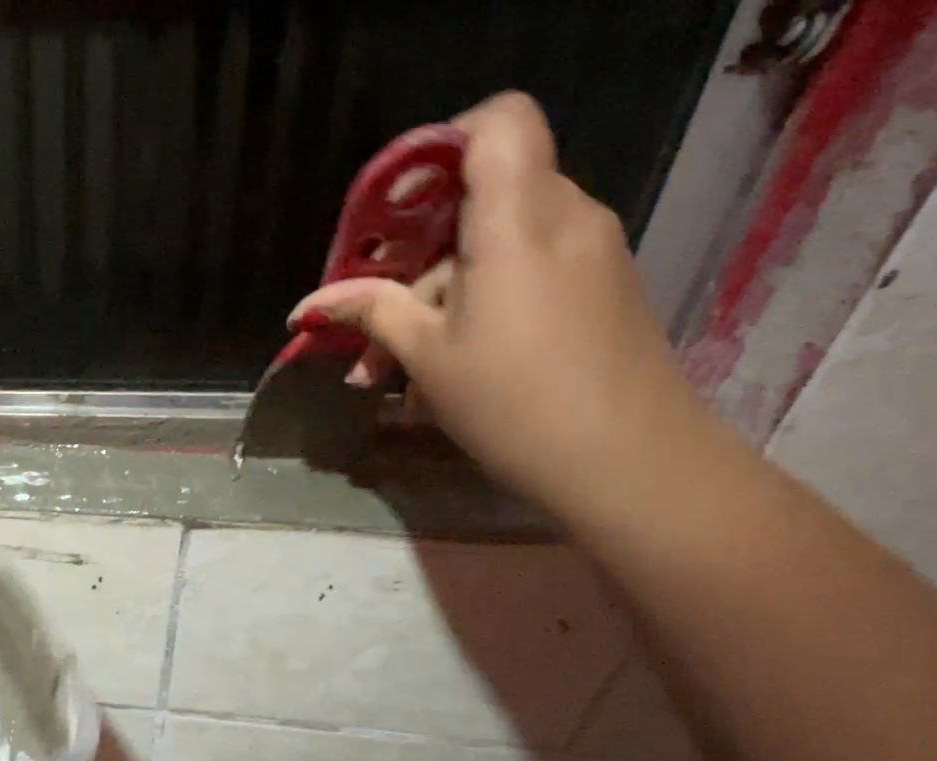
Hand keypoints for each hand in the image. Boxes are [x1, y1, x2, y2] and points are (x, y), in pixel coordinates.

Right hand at [289, 92, 696, 506]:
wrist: (630, 462)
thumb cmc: (514, 401)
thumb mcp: (427, 356)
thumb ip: (371, 312)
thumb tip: (307, 305)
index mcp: (518, 221)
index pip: (499, 122)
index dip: (444, 144)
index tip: (397, 206)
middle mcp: (563, 218)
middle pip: (481, 197)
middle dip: (418, 249)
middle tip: (375, 313)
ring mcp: (589, 252)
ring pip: (497, 244)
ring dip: (439, 293)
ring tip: (392, 369)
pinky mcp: (599, 286)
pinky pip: (527, 271)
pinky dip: (480, 304)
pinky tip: (444, 370)